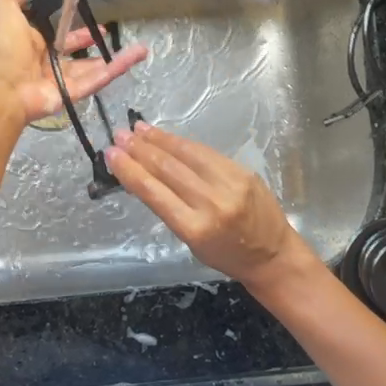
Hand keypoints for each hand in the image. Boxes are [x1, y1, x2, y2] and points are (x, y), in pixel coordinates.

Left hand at [0, 0, 147, 126]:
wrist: (2, 89)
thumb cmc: (3, 48)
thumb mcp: (4, 10)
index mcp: (29, 43)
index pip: (53, 34)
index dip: (69, 26)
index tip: (85, 17)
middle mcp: (44, 63)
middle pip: (73, 52)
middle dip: (89, 43)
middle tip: (106, 33)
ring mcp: (58, 81)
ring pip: (91, 69)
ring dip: (115, 59)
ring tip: (139, 50)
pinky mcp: (70, 94)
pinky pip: (97, 81)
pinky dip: (117, 69)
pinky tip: (137, 56)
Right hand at [105, 121, 316, 285]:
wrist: (273, 255)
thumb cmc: (226, 256)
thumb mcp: (190, 241)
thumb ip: (169, 208)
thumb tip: (144, 177)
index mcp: (194, 228)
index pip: (154, 193)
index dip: (130, 171)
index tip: (112, 155)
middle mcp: (212, 204)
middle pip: (168, 169)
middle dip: (140, 150)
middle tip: (119, 137)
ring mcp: (230, 184)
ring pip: (187, 155)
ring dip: (159, 140)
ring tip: (138, 130)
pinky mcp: (243, 172)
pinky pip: (206, 153)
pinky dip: (183, 143)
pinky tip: (167, 137)